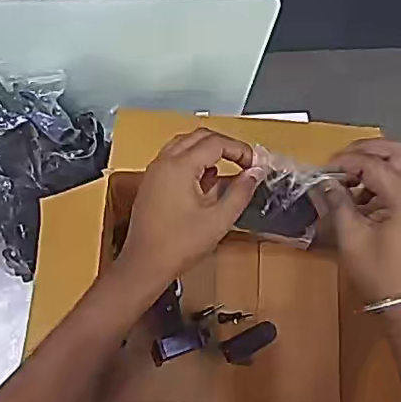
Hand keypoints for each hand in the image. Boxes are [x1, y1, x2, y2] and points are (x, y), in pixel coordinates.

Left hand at [114, 127, 265, 286]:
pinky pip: (174, 160)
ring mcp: (155, 172)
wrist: (146, 264)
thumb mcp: (219, 219)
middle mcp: (164, 163)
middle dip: (226, 146)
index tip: (254, 165)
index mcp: (179, 166)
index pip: (216, 142)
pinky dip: (193, 162)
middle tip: (244, 162)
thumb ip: (240, 192)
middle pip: (199, 136)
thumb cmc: (177, 245)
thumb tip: (255, 173)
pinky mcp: (152, 184)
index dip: (240, 150)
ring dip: (208, 152)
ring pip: (185, 145)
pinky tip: (206, 183)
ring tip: (228, 169)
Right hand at [313, 138, 400, 303]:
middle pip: (397, 152)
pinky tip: (358, 193)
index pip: (374, 165)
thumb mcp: (351, 236)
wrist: (399, 300)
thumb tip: (325, 182)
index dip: (346, 162)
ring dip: (374, 164)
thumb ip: (338, 202)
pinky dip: (380, 180)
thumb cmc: (376, 271)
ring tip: (347, 177)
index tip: (323, 168)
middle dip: (367, 151)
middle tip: (341, 160)